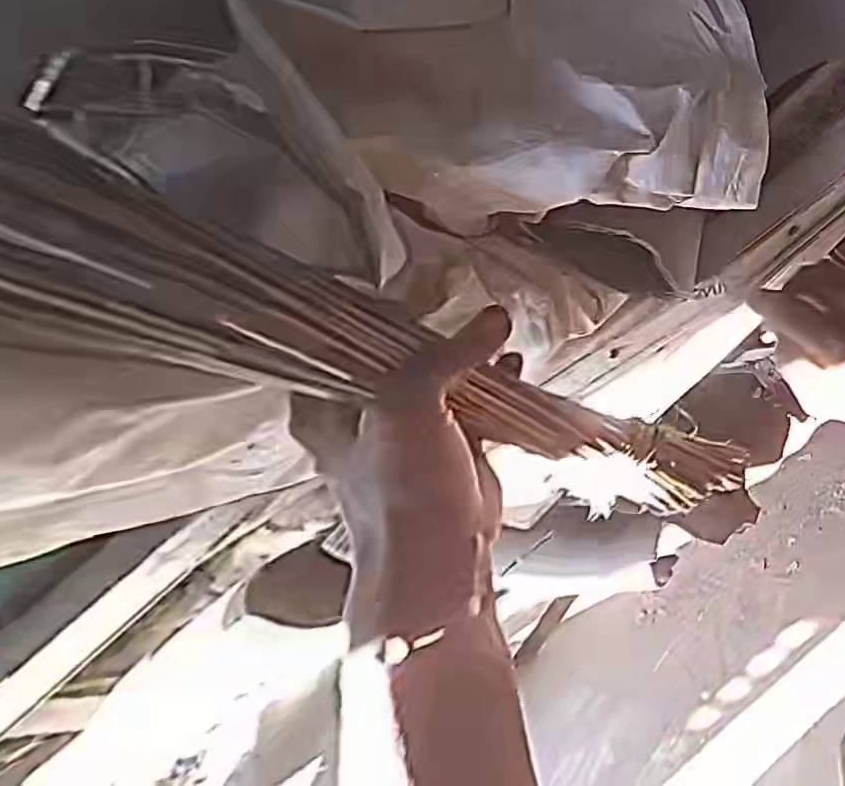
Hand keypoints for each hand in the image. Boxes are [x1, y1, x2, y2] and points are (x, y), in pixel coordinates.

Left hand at [292, 307, 513, 640]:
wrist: (440, 552)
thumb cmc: (403, 488)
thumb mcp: (409, 409)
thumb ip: (448, 357)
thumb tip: (496, 317)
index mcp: (329, 409)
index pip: (337, 347)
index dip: (366, 317)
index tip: (404, 292)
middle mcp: (367, 417)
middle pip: (398, 358)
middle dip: (434, 335)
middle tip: (461, 308)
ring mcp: (414, 432)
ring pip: (442, 378)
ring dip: (471, 357)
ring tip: (496, 334)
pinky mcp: (456, 445)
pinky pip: (477, 401)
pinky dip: (497, 381)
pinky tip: (515, 365)